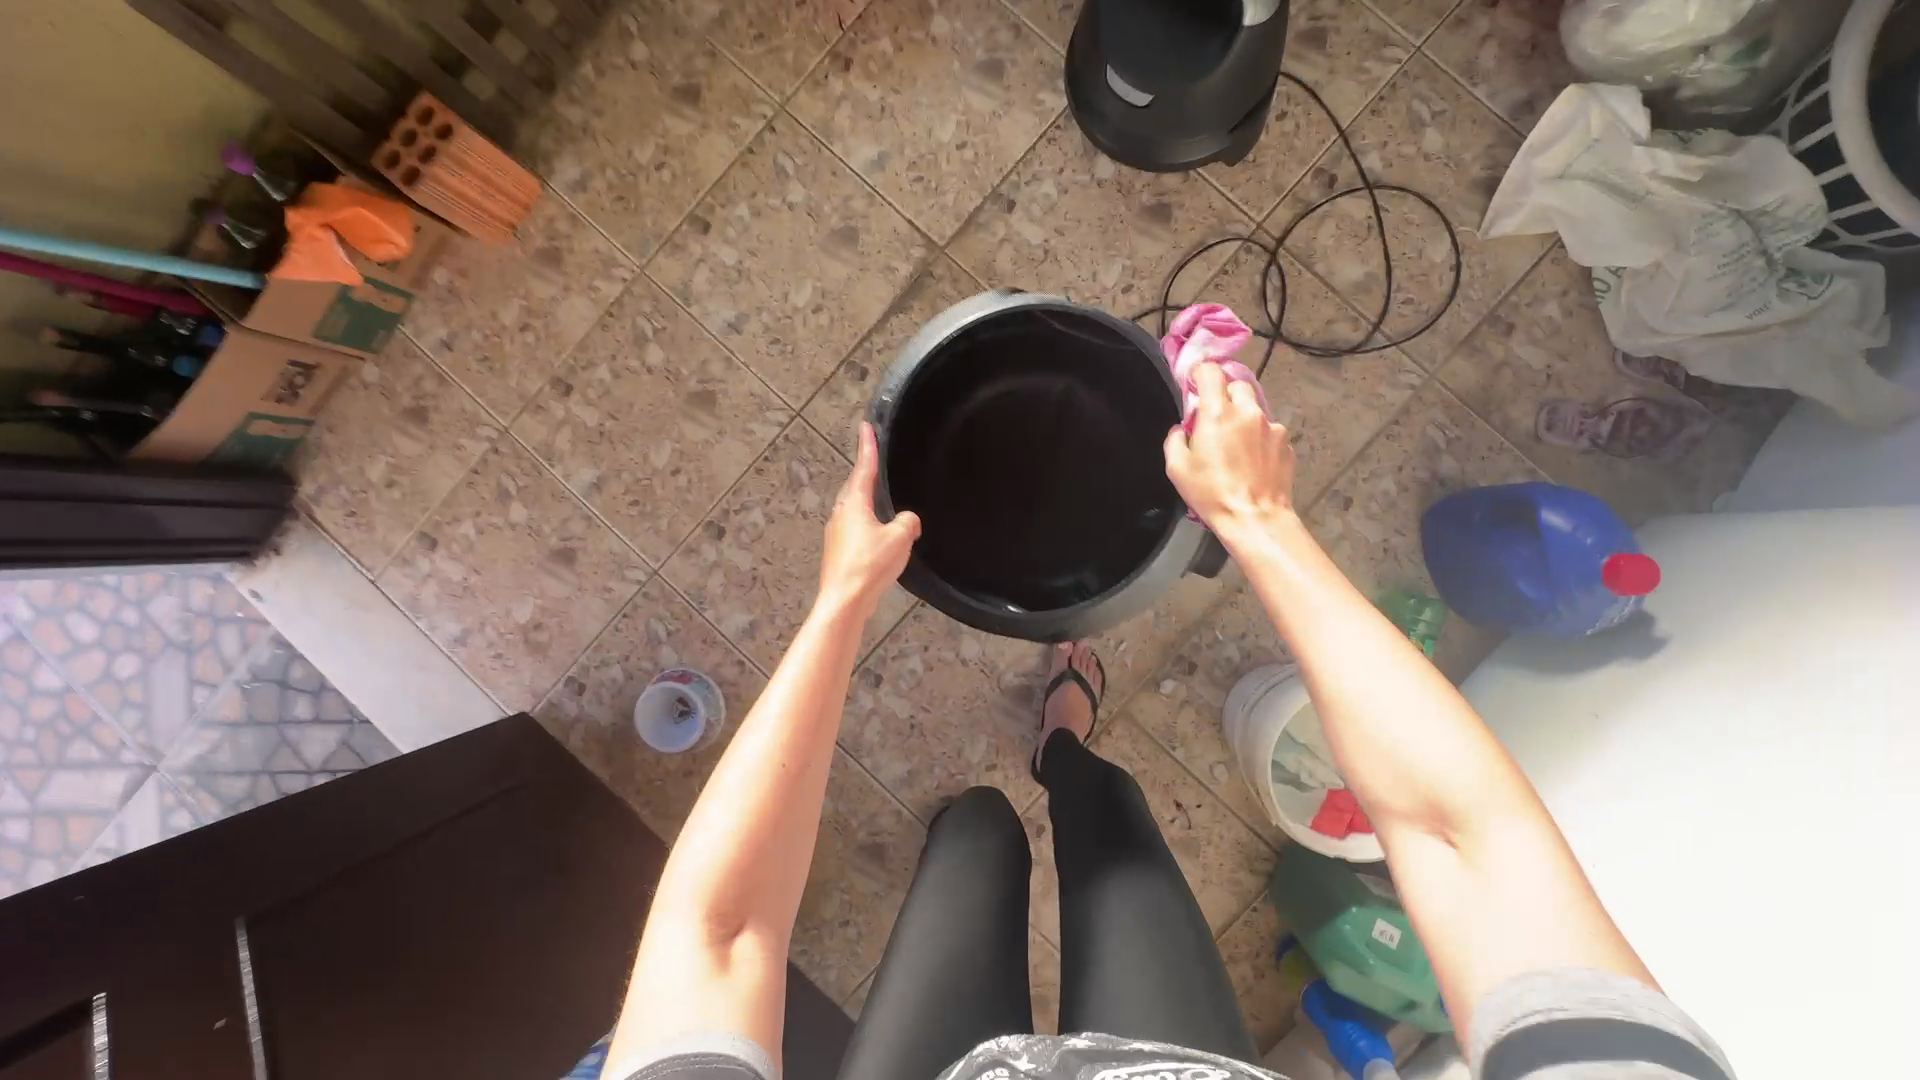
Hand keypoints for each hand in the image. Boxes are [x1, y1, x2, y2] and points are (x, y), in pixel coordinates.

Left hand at [819, 422, 921, 619]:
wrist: (845, 600)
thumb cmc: (870, 565)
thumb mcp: (899, 538)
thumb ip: (907, 522)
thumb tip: (908, 521)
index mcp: (855, 504)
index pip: (863, 468)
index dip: (867, 447)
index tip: (865, 427)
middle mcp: (841, 514)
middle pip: (854, 487)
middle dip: (863, 474)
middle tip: (872, 460)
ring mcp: (836, 534)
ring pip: (852, 509)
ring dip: (864, 501)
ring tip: (877, 498)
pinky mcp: (838, 552)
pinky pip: (854, 529)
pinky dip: (865, 524)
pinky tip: (875, 534)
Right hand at [1163, 363, 1296, 541]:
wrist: (1255, 517)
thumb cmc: (1211, 493)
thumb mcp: (1177, 468)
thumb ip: (1174, 440)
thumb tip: (1181, 429)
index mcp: (1218, 413)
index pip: (1211, 372)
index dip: (1201, 374)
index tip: (1195, 385)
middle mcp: (1248, 412)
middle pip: (1237, 385)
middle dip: (1225, 395)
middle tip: (1215, 417)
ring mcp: (1272, 426)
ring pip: (1255, 409)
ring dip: (1244, 418)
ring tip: (1236, 446)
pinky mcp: (1286, 442)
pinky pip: (1270, 431)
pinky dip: (1260, 438)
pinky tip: (1253, 461)